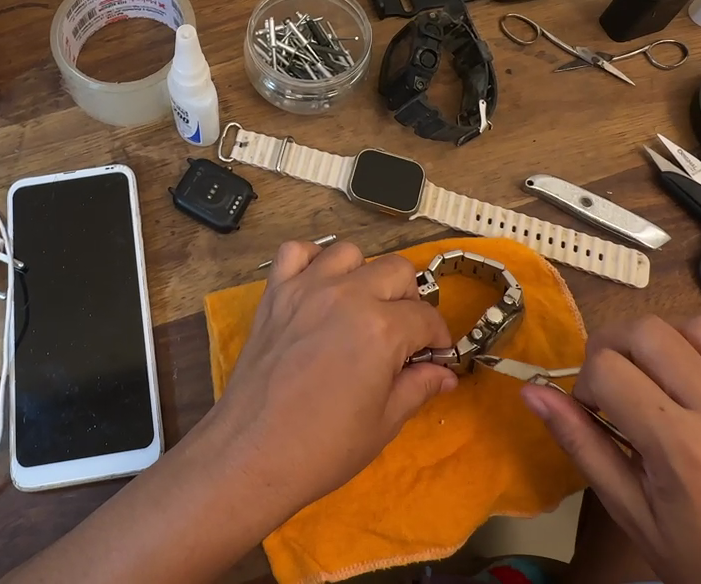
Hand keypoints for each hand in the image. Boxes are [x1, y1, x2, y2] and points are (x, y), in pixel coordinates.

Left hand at [200, 240, 456, 515]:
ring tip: (359, 308)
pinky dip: (310, 259)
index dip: (437, 339)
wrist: (255, 450)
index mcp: (381, 328)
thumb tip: (445, 373)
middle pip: (396, 270)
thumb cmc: (325, 446)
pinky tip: (317, 287)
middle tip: (401, 334)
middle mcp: (346, 295)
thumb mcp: (384, 423)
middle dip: (408, 300)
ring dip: (363, 274)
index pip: (426, 316)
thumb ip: (418, 387)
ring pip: (349, 252)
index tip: (433, 357)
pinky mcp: (275, 291)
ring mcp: (306, 287)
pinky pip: (295, 251)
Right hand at [524, 315, 700, 583]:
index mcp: (682, 449)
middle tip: (615, 383)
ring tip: (662, 373)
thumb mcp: (632, 514)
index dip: (585, 383)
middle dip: (615, 347)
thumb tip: (531, 391)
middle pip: (650, 332)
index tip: (592, 411)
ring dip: (670, 339)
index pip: (607, 369)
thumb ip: (581, 444)